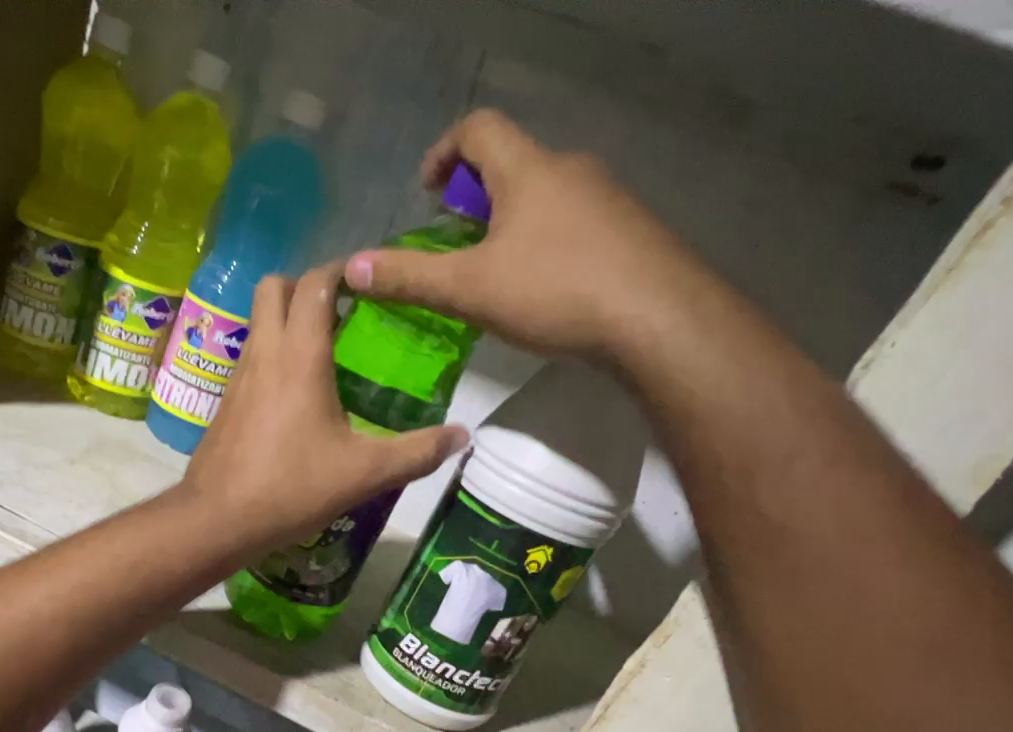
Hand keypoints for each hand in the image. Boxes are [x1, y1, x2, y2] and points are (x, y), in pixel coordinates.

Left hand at [179, 262, 468, 549]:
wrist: (217, 520)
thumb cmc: (292, 488)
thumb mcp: (365, 473)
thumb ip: (418, 452)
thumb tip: (463, 436)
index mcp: (300, 356)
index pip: (315, 284)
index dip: (341, 270)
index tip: (368, 278)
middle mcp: (264, 354)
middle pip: (273, 287)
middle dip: (305, 285)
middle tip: (340, 309)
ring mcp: (238, 376)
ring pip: (257, 322)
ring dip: (285, 318)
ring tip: (323, 348)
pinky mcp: (224, 402)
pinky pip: (250, 356)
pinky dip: (271, 353)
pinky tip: (294, 391)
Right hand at [344, 109, 723, 364]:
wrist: (660, 320)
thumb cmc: (556, 291)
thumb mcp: (469, 289)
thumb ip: (409, 277)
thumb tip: (351, 267)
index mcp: (529, 170)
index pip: (480, 128)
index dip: (444, 151)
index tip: (428, 192)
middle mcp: (571, 170)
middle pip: (513, 162)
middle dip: (476, 195)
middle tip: (457, 241)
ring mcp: (609, 200)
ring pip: (547, 195)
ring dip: (513, 221)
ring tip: (496, 272)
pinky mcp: (633, 232)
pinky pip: (577, 223)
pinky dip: (548, 242)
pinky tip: (545, 290)